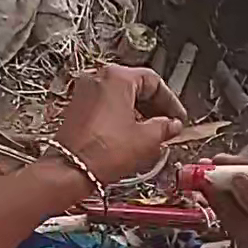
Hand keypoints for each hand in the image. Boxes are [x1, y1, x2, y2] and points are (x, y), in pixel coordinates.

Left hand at [52, 64, 186, 183]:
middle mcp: (98, 79)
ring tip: (152, 134)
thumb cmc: (103, 151)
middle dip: (155, 107)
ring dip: (139, 114)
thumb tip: (172, 125)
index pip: (154, 81)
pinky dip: (121, 118)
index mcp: (117, 77)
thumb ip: (164, 127)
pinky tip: (130, 136)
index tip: (178, 117)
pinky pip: (106, 108)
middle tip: (168, 125)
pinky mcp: (77, 110)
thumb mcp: (146, 139)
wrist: (70, 170)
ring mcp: (84, 94)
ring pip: (120, 98)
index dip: (170, 101)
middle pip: (135, 87)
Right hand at [205, 149, 247, 247]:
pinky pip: (228, 211)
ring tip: (198, 171)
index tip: (247, 161)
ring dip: (219, 181)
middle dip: (234, 169)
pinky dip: (215, 199)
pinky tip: (202, 188)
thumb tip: (238, 176)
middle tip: (213, 163)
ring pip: (237, 193)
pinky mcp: (243, 232)